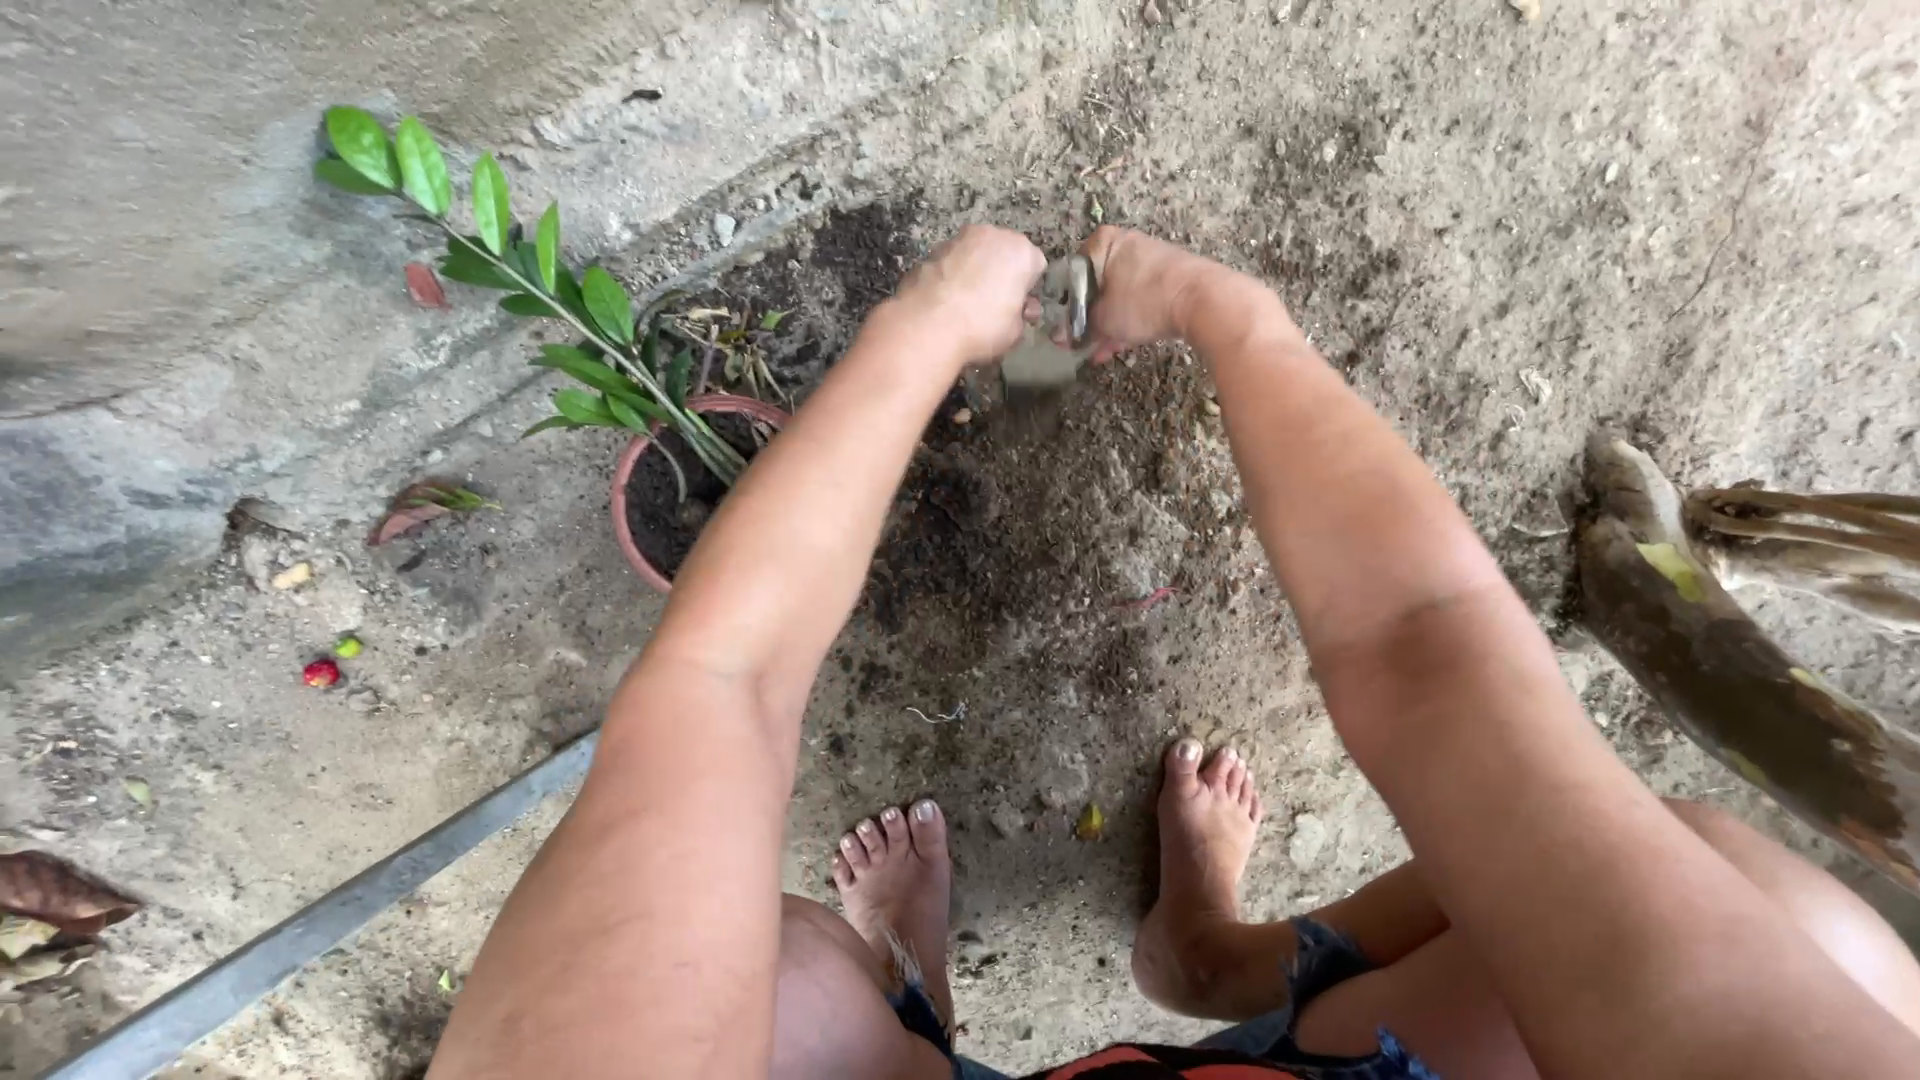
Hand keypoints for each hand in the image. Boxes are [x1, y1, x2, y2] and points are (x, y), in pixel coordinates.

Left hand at [891, 225, 1046, 363]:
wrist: (928, 325)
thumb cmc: (982, 327)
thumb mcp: (1014, 331)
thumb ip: (1020, 315)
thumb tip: (1018, 311)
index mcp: (1021, 251)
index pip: (1036, 266)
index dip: (1028, 290)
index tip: (1019, 309)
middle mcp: (992, 235)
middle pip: (1004, 254)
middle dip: (1002, 275)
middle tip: (994, 306)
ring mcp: (958, 239)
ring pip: (976, 255)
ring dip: (976, 273)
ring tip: (966, 305)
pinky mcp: (932, 251)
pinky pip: (952, 263)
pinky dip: (953, 276)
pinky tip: (946, 302)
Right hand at [1067, 226, 1222, 361]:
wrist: (1202, 300)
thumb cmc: (1143, 300)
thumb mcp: (1102, 319)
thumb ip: (1079, 328)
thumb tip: (1062, 337)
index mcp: (1104, 242)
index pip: (1073, 274)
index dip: (1067, 306)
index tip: (1066, 329)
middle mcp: (1127, 244)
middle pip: (1098, 286)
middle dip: (1090, 319)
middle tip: (1081, 344)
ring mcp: (1151, 259)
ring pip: (1120, 296)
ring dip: (1109, 325)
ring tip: (1100, 352)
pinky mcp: (1169, 277)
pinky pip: (1140, 299)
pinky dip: (1130, 320)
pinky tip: (1120, 346)